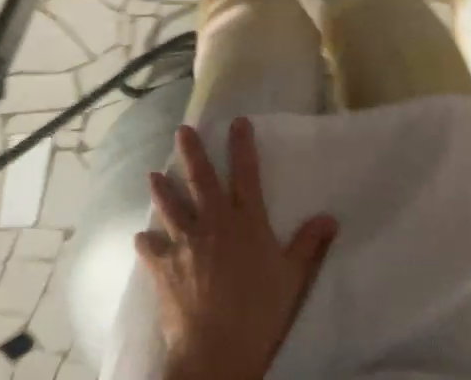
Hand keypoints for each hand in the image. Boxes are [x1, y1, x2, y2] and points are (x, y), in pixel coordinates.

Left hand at [137, 120, 337, 379]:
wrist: (217, 348)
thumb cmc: (260, 310)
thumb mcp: (293, 276)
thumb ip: (309, 244)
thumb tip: (329, 218)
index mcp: (247, 221)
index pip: (246, 173)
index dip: (242, 145)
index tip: (237, 121)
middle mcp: (214, 224)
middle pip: (201, 180)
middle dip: (192, 152)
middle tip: (182, 130)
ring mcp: (186, 245)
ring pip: (171, 208)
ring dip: (162, 190)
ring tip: (153, 175)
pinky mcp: (164, 269)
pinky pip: (151, 249)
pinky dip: (146, 242)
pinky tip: (142, 238)